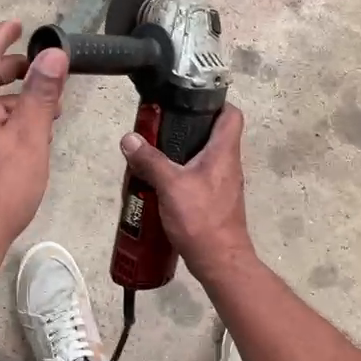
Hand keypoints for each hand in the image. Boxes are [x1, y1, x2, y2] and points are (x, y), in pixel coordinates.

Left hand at [0, 21, 66, 256]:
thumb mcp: (29, 138)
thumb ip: (41, 94)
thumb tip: (51, 53)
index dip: (1, 37)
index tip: (18, 25)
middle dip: (13, 70)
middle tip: (42, 71)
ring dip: (14, 101)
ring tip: (46, 112)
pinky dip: (4, 121)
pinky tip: (25, 142)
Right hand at [119, 104, 253, 275]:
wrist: (220, 261)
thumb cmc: (201, 219)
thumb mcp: (170, 186)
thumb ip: (150, 160)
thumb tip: (129, 138)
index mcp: (224, 151)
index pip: (231, 114)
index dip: (215, 101)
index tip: (189, 99)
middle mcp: (228, 163)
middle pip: (215, 133)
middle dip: (189, 126)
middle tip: (162, 125)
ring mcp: (223, 183)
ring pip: (206, 156)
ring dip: (184, 152)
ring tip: (156, 151)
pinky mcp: (216, 200)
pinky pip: (200, 176)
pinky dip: (184, 173)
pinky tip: (162, 181)